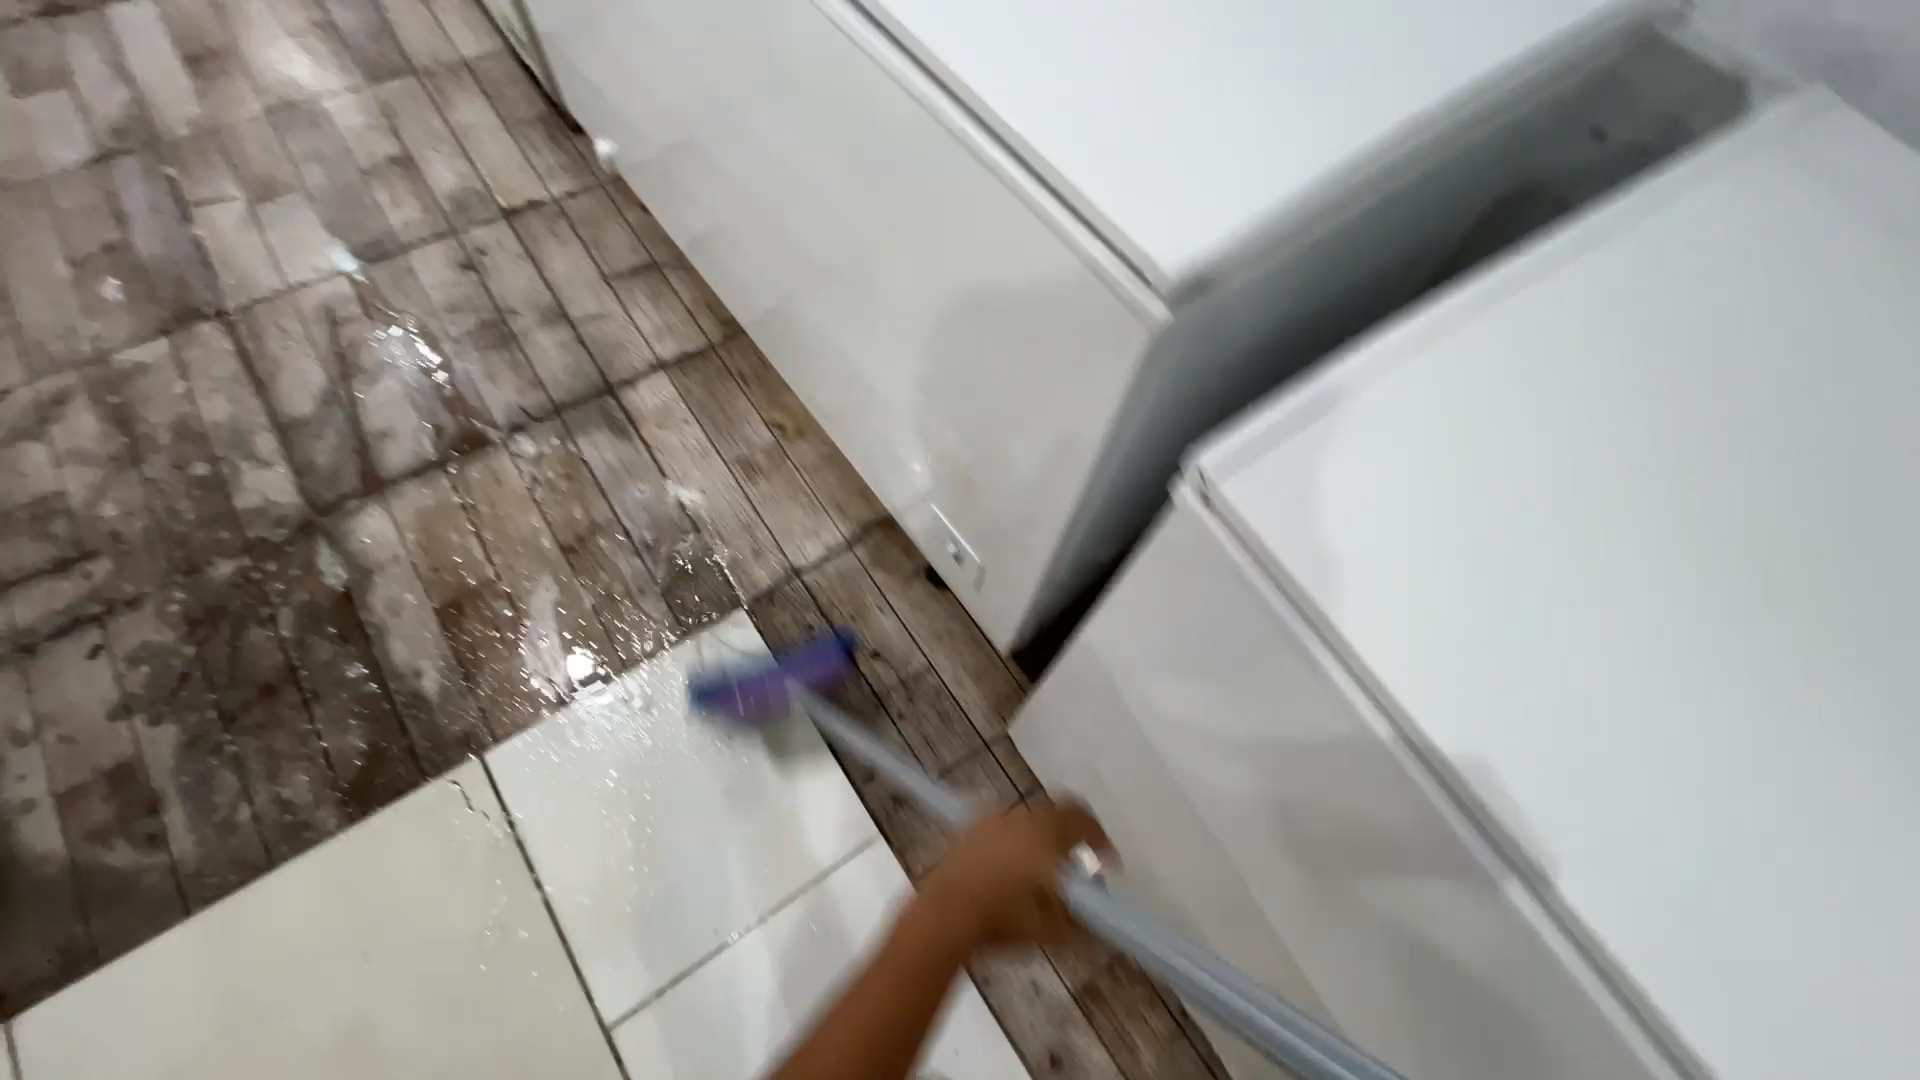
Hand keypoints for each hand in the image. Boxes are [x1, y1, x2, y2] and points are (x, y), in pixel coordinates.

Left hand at [916, 800, 1113, 948]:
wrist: (946, 913)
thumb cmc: (1004, 919)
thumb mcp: (1053, 929)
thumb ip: (1082, 919)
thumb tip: (1098, 916)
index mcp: (1048, 833)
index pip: (1084, 821)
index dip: (1100, 839)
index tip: (1109, 861)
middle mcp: (1023, 817)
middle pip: (1057, 810)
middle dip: (1072, 830)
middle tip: (1079, 855)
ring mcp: (994, 818)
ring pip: (1029, 816)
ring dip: (1044, 832)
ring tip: (1046, 861)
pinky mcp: (972, 827)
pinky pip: (1004, 824)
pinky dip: (1017, 836)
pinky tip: (1013, 861)